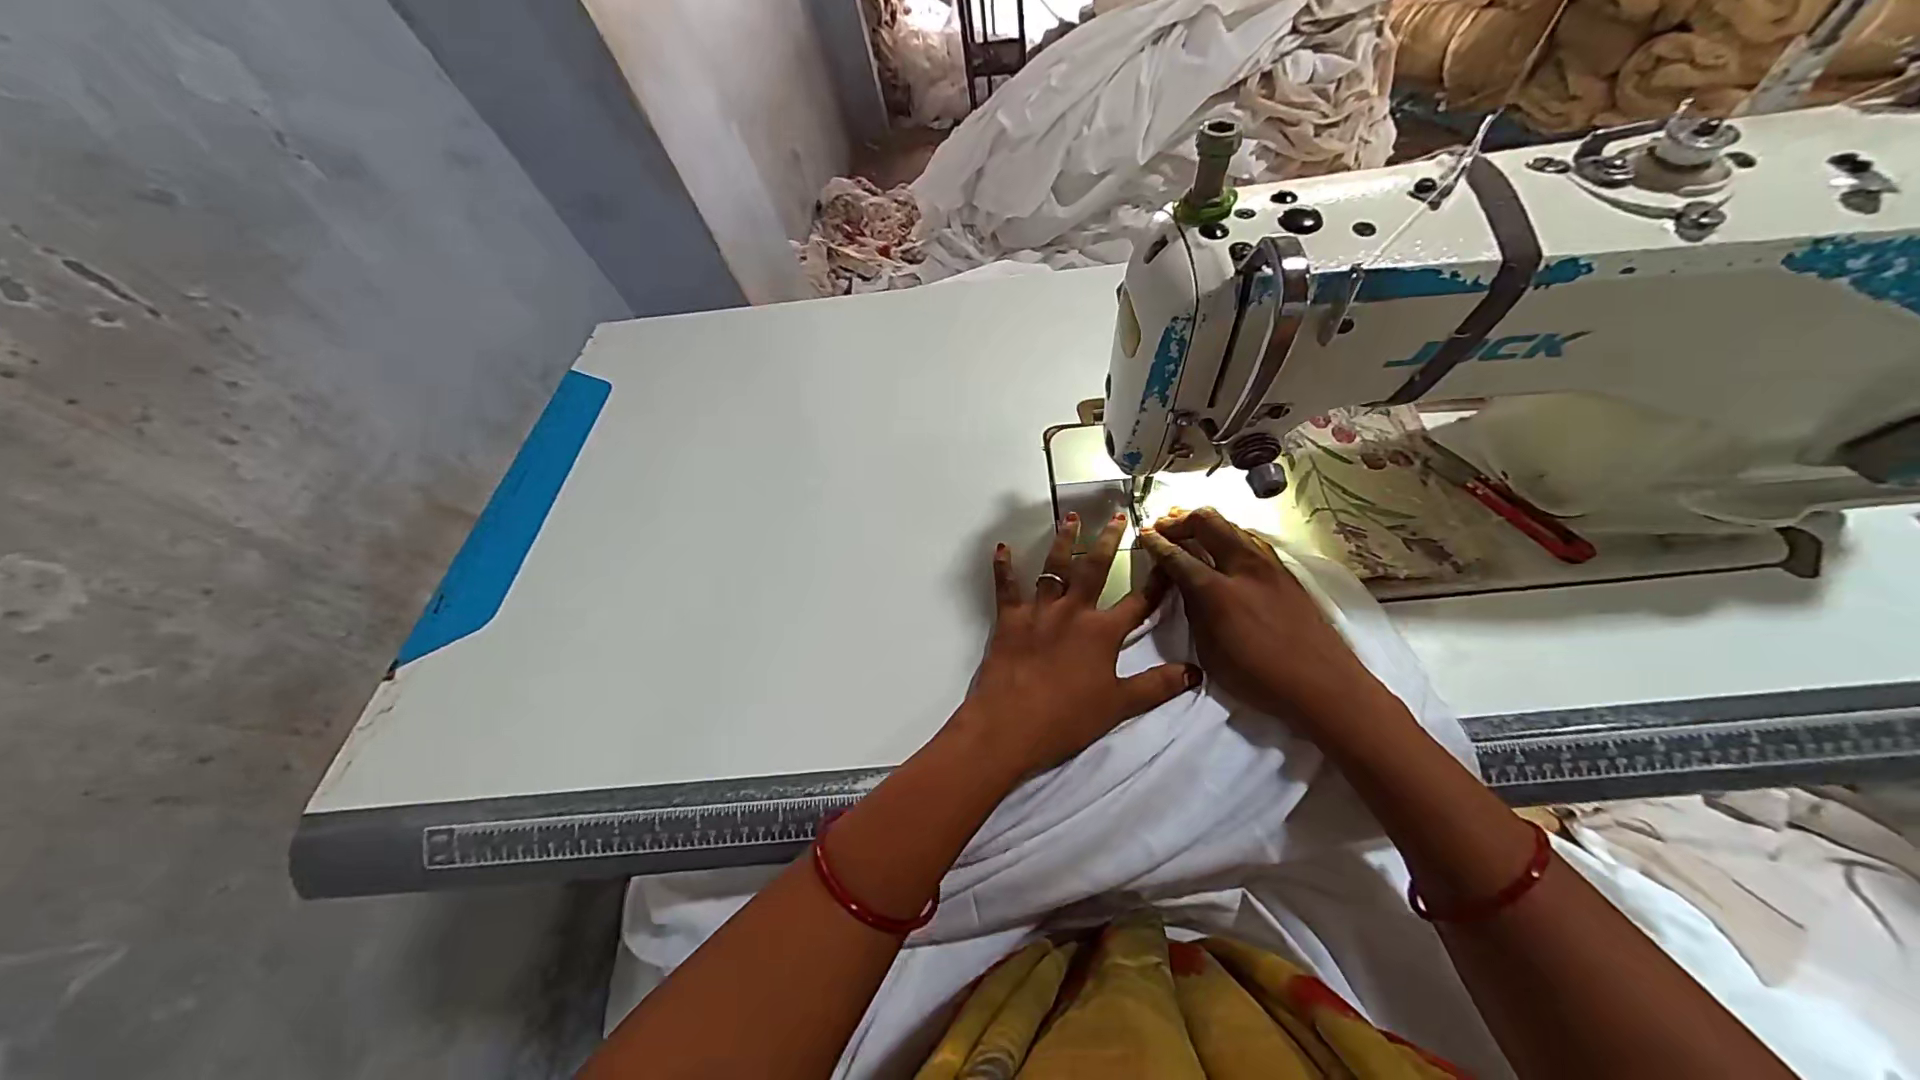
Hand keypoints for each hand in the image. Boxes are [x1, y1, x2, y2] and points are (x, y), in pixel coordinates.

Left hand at [954, 511, 1201, 778]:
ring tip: (1070, 518)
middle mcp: (1073, 612)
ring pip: (1054, 568)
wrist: (1010, 725)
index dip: (1157, 582)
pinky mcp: (1009, 619)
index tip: (1168, 559)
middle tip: (1118, 516)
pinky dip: (1004, 567)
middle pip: (1095, 569)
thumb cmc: (1067, 718)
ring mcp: (1039, 612)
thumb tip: (1194, 672)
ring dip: (1063, 541)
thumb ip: (1156, 686)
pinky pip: (1006, 587)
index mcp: (1102, 632)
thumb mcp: (1118, 705)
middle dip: (1109, 541)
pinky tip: (1002, 548)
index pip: (1138, 602)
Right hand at [1136, 508, 1380, 722]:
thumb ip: (1195, 611)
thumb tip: (1186, 588)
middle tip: (1163, 526)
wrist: (1322, 684)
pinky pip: (1249, 539)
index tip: (1145, 536)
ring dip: (1205, 523)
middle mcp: (1243, 567)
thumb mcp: (1210, 650)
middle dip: (1180, 520)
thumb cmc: (1260, 677)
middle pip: (1207, 522)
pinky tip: (1222, 544)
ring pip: (1231, 525)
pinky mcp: (1285, 571)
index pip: (1178, 555)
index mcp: (1217, 591)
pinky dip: (1228, 534)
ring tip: (1188, 528)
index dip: (1156, 543)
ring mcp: (1268, 565)